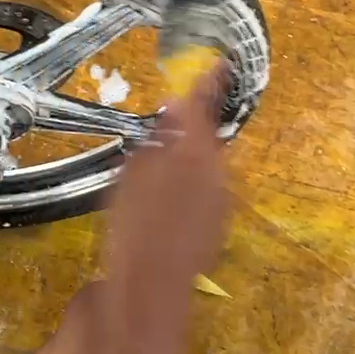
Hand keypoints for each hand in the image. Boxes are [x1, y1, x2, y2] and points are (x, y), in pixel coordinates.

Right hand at [105, 70, 230, 297]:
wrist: (149, 290)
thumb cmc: (134, 223)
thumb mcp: (136, 171)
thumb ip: (159, 138)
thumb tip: (176, 105)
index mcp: (196, 154)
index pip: (203, 109)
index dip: (209, 84)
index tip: (219, 63)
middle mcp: (218, 174)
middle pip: (209, 138)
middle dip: (195, 125)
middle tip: (173, 115)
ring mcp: (220, 203)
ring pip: (208, 165)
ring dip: (192, 154)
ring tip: (163, 154)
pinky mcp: (214, 227)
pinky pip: (205, 190)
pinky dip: (191, 181)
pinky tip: (167, 193)